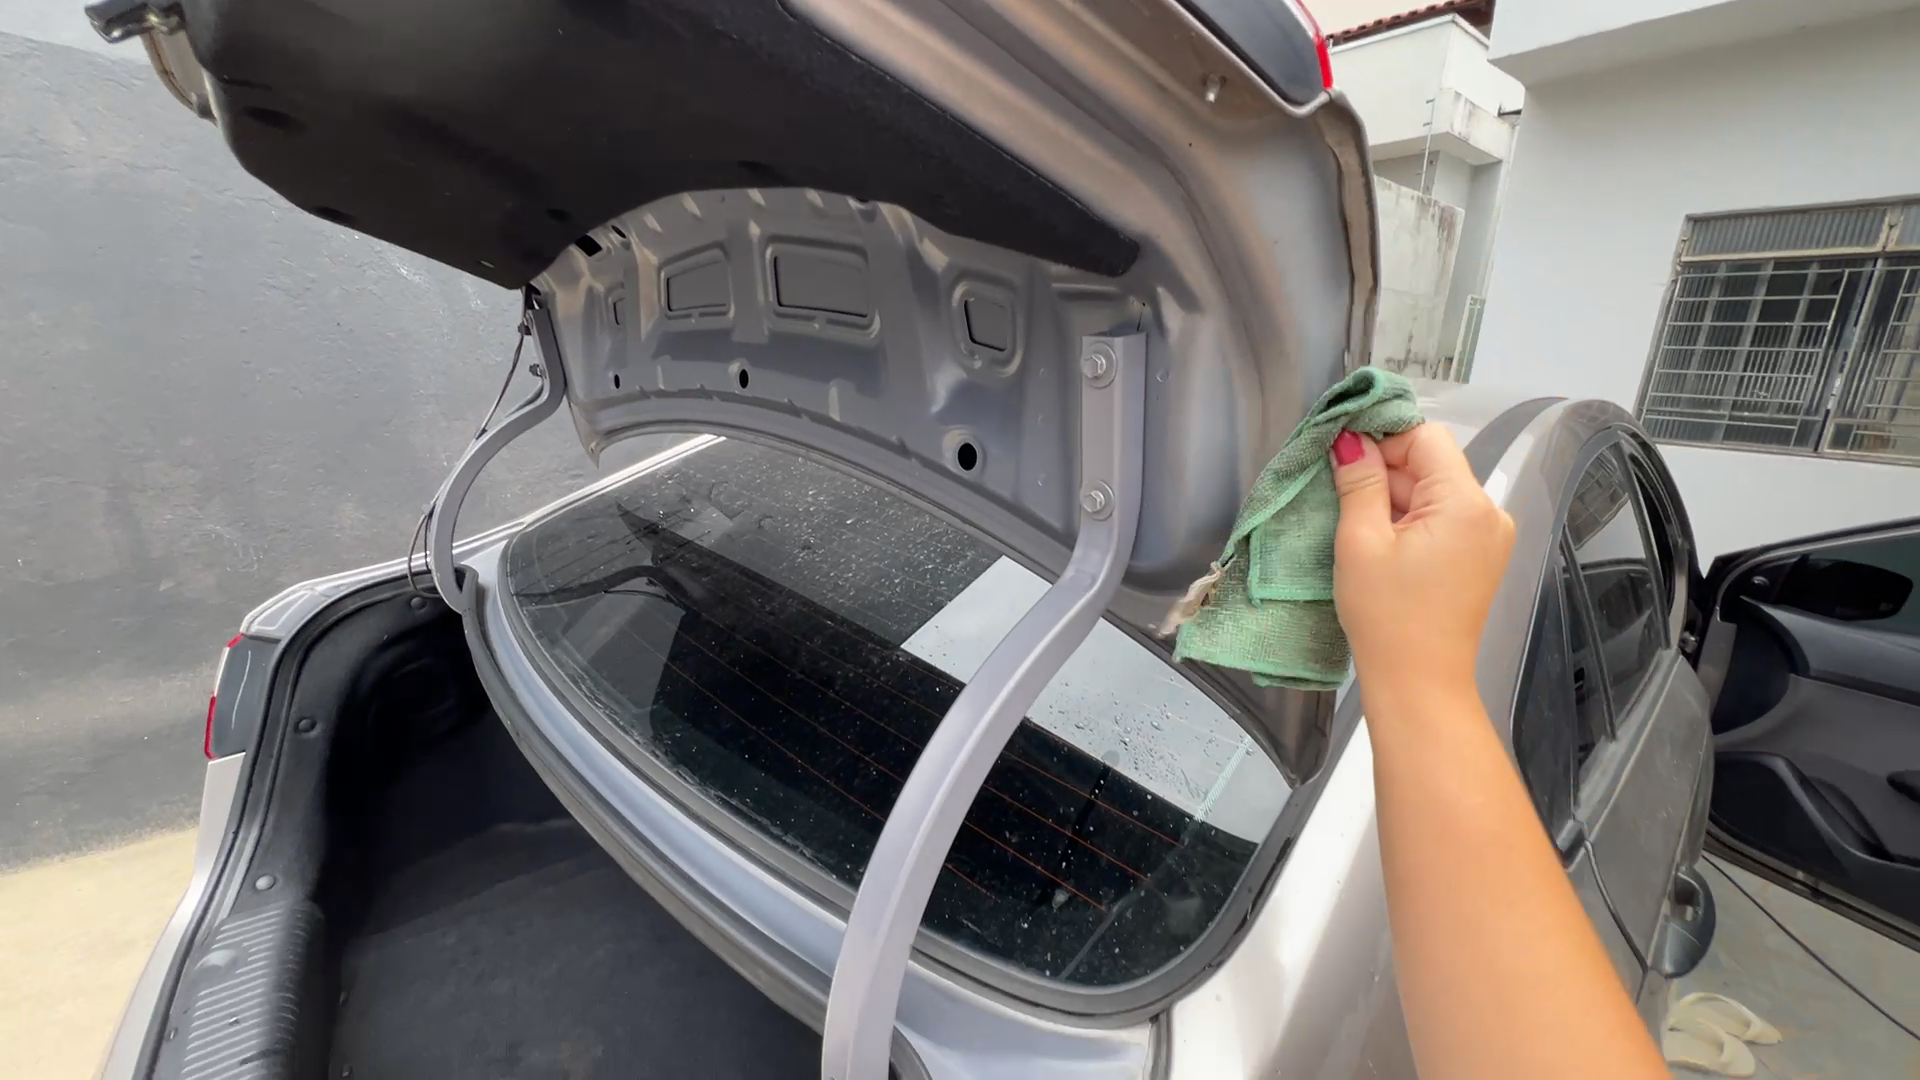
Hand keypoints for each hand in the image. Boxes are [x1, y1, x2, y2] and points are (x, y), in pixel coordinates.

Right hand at [1329, 424, 1514, 716]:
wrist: (1417, 679)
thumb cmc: (1387, 616)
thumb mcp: (1360, 541)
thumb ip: (1358, 482)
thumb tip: (1349, 440)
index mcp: (1466, 504)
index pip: (1426, 437)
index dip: (1381, 441)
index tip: (1342, 459)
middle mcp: (1489, 513)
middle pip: (1430, 463)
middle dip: (1382, 472)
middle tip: (1340, 499)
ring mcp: (1487, 535)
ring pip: (1431, 490)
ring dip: (1390, 498)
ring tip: (1357, 530)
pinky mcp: (1477, 555)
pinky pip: (1439, 516)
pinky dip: (1405, 519)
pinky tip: (1378, 544)